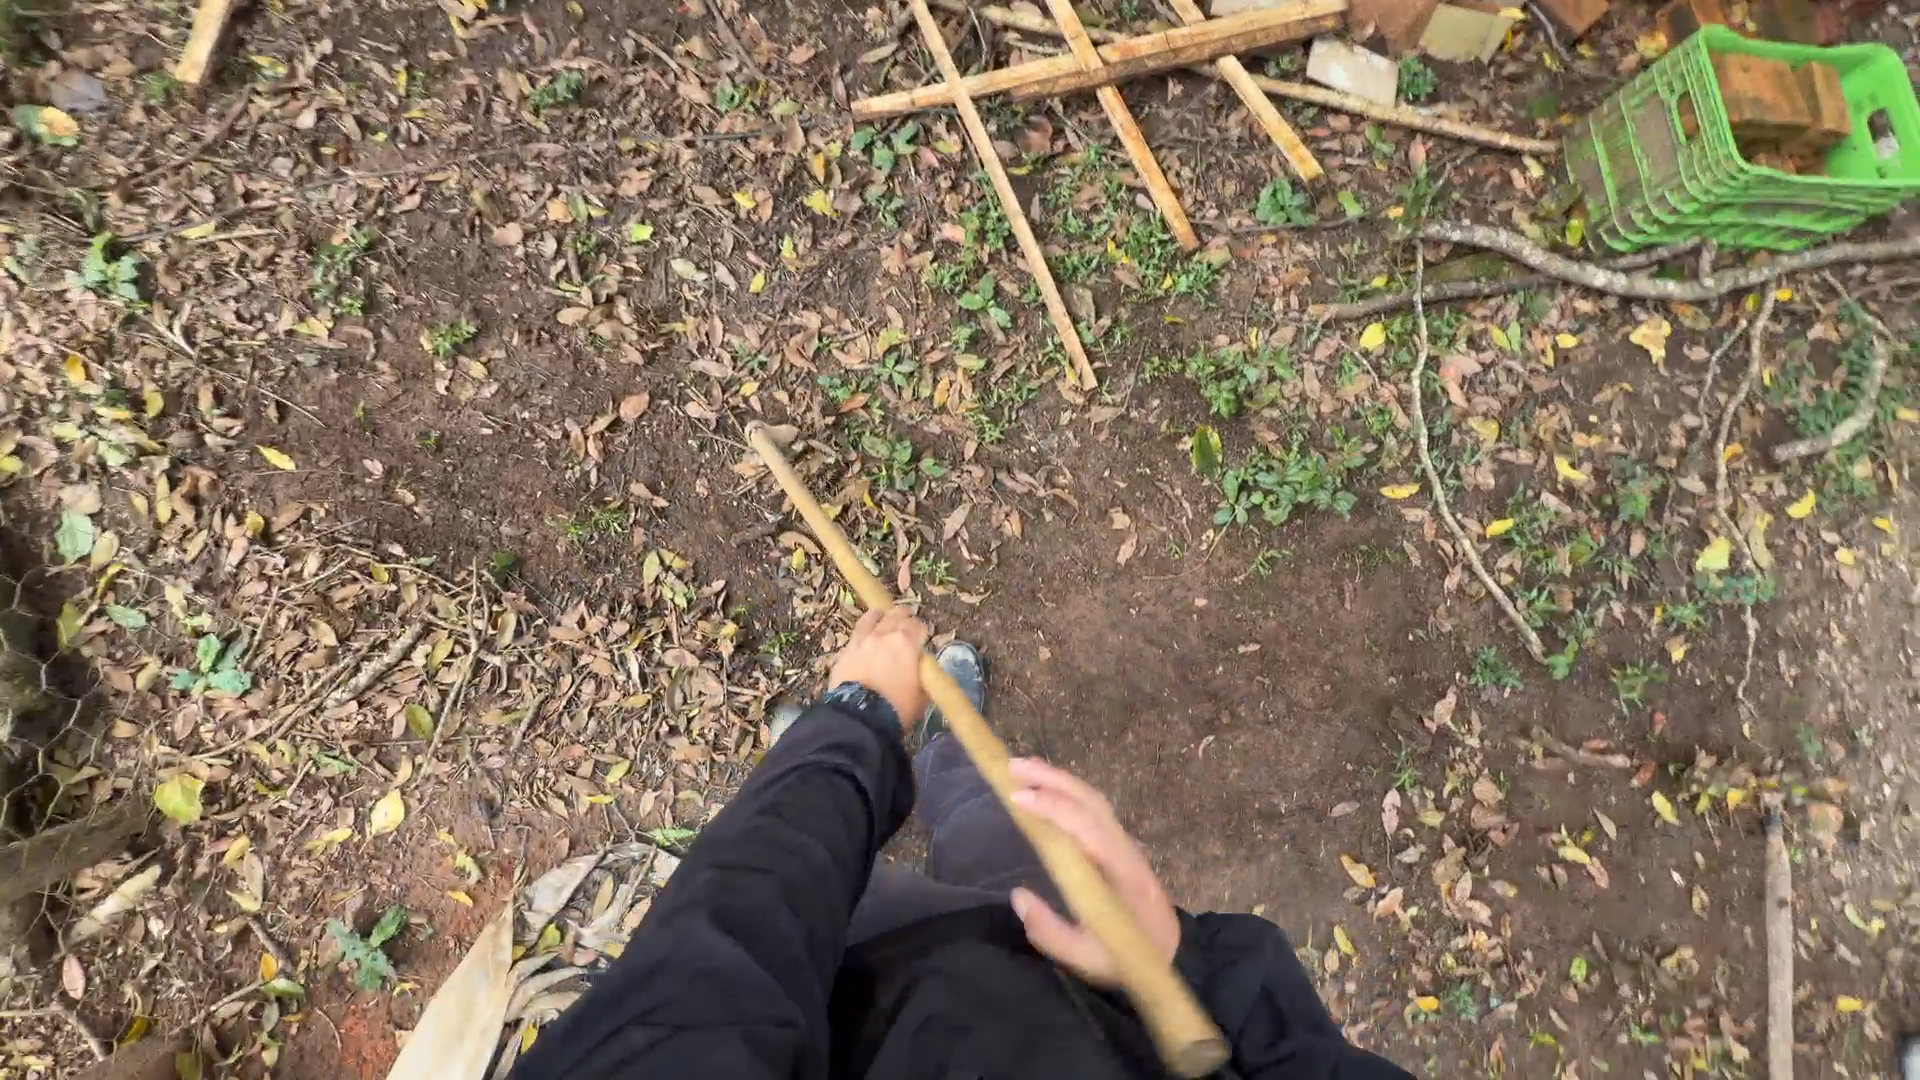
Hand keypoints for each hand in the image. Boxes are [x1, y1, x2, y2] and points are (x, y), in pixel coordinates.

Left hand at [825, 607, 930, 732]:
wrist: (860, 717)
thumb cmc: (897, 707)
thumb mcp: (922, 695)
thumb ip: (924, 676)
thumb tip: (921, 669)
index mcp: (908, 643)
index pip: (919, 626)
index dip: (922, 630)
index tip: (923, 636)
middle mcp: (886, 634)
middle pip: (897, 616)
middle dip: (904, 617)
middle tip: (907, 620)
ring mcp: (864, 639)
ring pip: (874, 618)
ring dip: (882, 616)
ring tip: (883, 615)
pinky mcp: (847, 649)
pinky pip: (857, 631)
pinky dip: (864, 627)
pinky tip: (865, 630)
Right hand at [1005, 758, 1180, 986]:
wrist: (1171, 952)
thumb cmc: (1128, 956)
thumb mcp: (1088, 959)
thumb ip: (1051, 932)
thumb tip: (1017, 896)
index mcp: (1122, 873)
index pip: (1087, 828)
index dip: (1053, 808)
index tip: (1017, 799)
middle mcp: (1125, 847)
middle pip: (1089, 801)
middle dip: (1050, 779)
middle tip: (1010, 766)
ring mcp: (1124, 839)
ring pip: (1091, 797)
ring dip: (1056, 778)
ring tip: (1020, 767)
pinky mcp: (1117, 839)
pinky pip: (1092, 804)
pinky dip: (1066, 787)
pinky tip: (1044, 782)